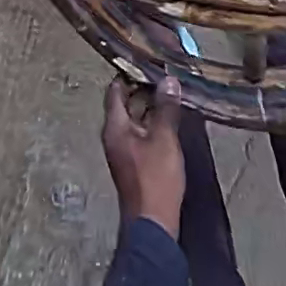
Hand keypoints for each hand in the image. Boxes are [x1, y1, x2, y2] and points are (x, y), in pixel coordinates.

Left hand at [101, 74, 185, 236]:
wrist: (153, 225)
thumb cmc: (155, 178)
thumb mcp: (164, 139)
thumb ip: (166, 108)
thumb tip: (169, 79)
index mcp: (114, 126)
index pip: (116, 89)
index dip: (130, 73)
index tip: (148, 61)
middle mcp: (114, 134)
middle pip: (125, 102)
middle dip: (143, 88)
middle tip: (164, 74)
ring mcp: (123, 149)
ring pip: (134, 117)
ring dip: (149, 105)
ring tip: (171, 91)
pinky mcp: (133, 160)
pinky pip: (139, 131)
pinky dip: (151, 121)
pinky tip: (169, 117)